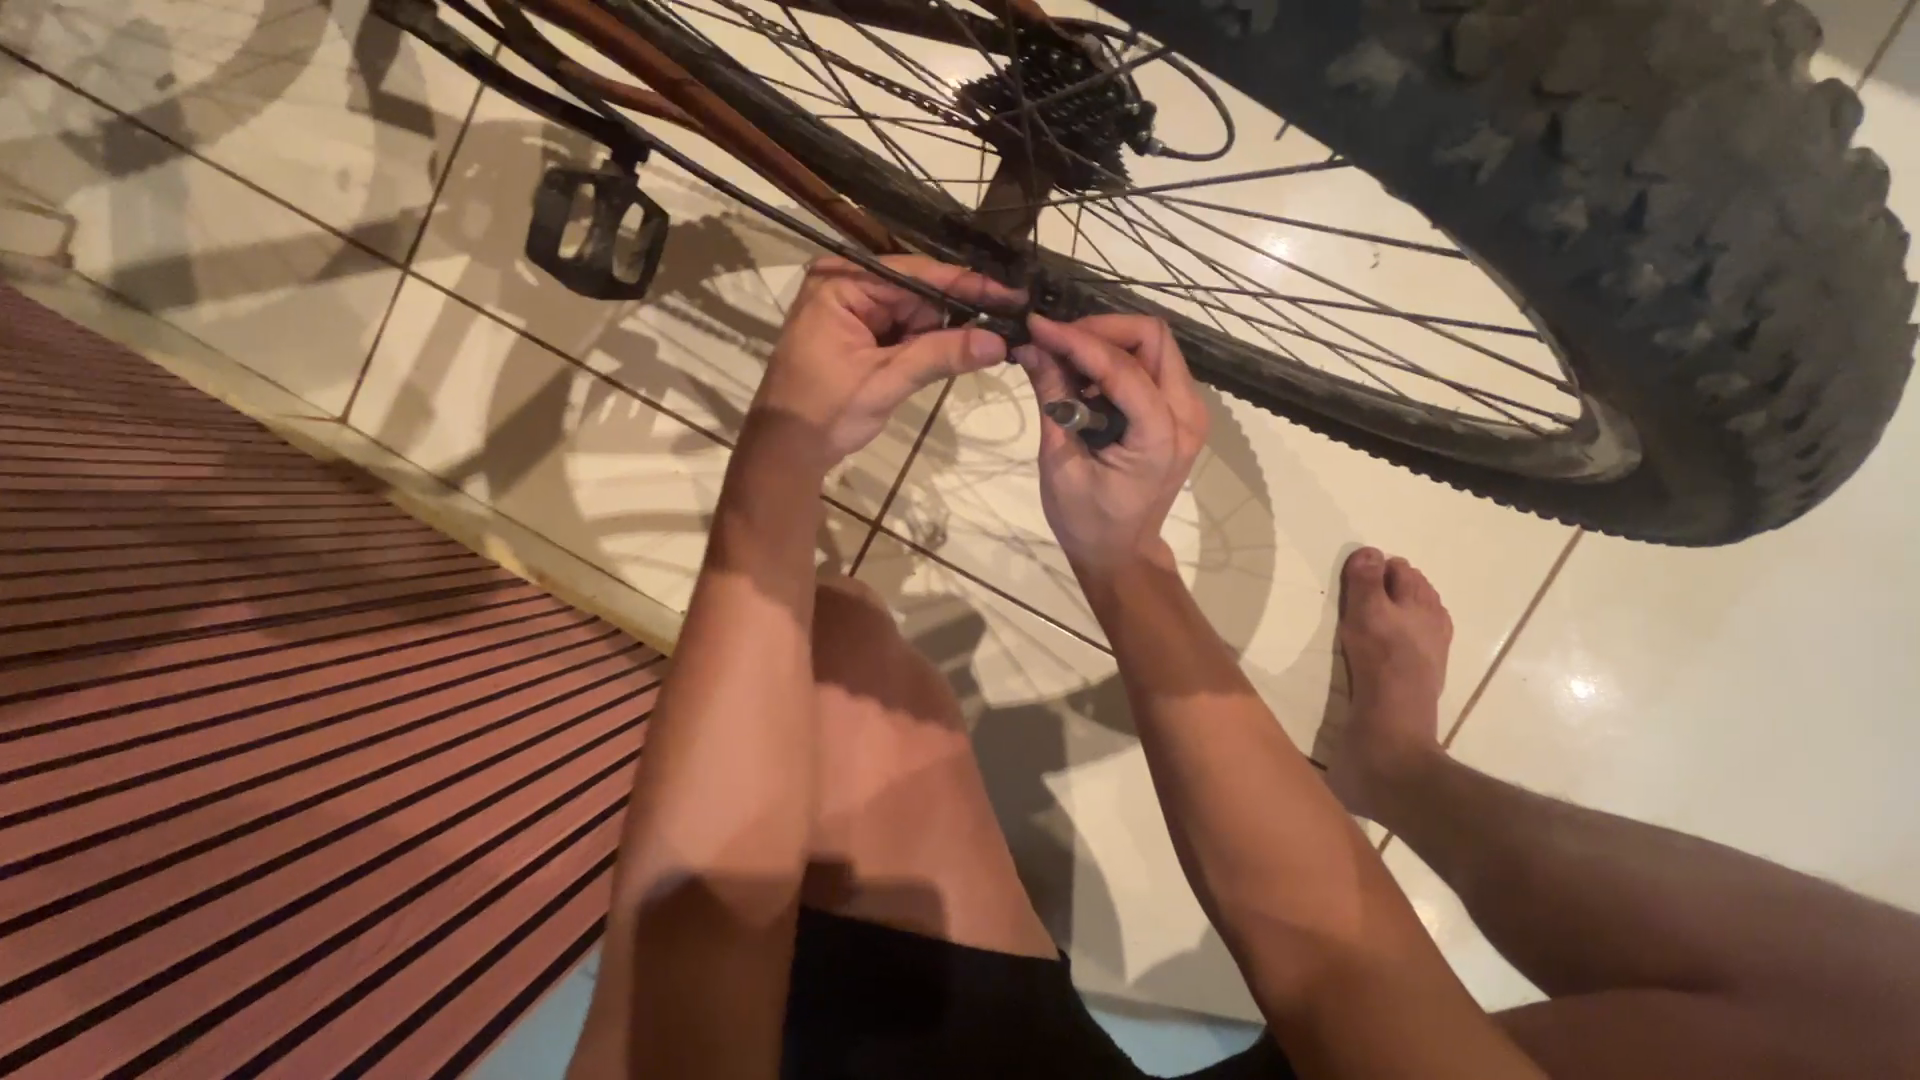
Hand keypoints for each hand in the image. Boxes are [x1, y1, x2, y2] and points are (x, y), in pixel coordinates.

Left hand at [751, 254, 1020, 463]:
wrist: (786, 451)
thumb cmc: (825, 412)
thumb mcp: (886, 381)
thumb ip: (940, 355)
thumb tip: (999, 341)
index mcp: (841, 284)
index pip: (915, 275)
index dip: (965, 285)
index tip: (1010, 293)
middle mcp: (844, 286)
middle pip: (917, 293)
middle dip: (954, 314)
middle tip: (1004, 326)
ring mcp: (850, 310)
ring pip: (913, 314)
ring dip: (939, 335)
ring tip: (980, 346)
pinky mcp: (856, 334)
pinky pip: (900, 331)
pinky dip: (922, 346)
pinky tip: (950, 356)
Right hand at [1014, 314, 1209, 577]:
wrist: (1120, 552)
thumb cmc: (1087, 520)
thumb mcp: (1061, 462)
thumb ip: (1053, 399)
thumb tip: (1031, 347)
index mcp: (1160, 436)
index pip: (1122, 366)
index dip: (1078, 340)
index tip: (1038, 327)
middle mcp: (1187, 415)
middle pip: (1152, 337)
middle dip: (1101, 329)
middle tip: (1057, 343)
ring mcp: (1189, 411)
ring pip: (1154, 344)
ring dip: (1108, 341)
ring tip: (1066, 360)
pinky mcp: (1180, 412)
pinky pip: (1153, 364)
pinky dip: (1117, 359)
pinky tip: (1085, 378)